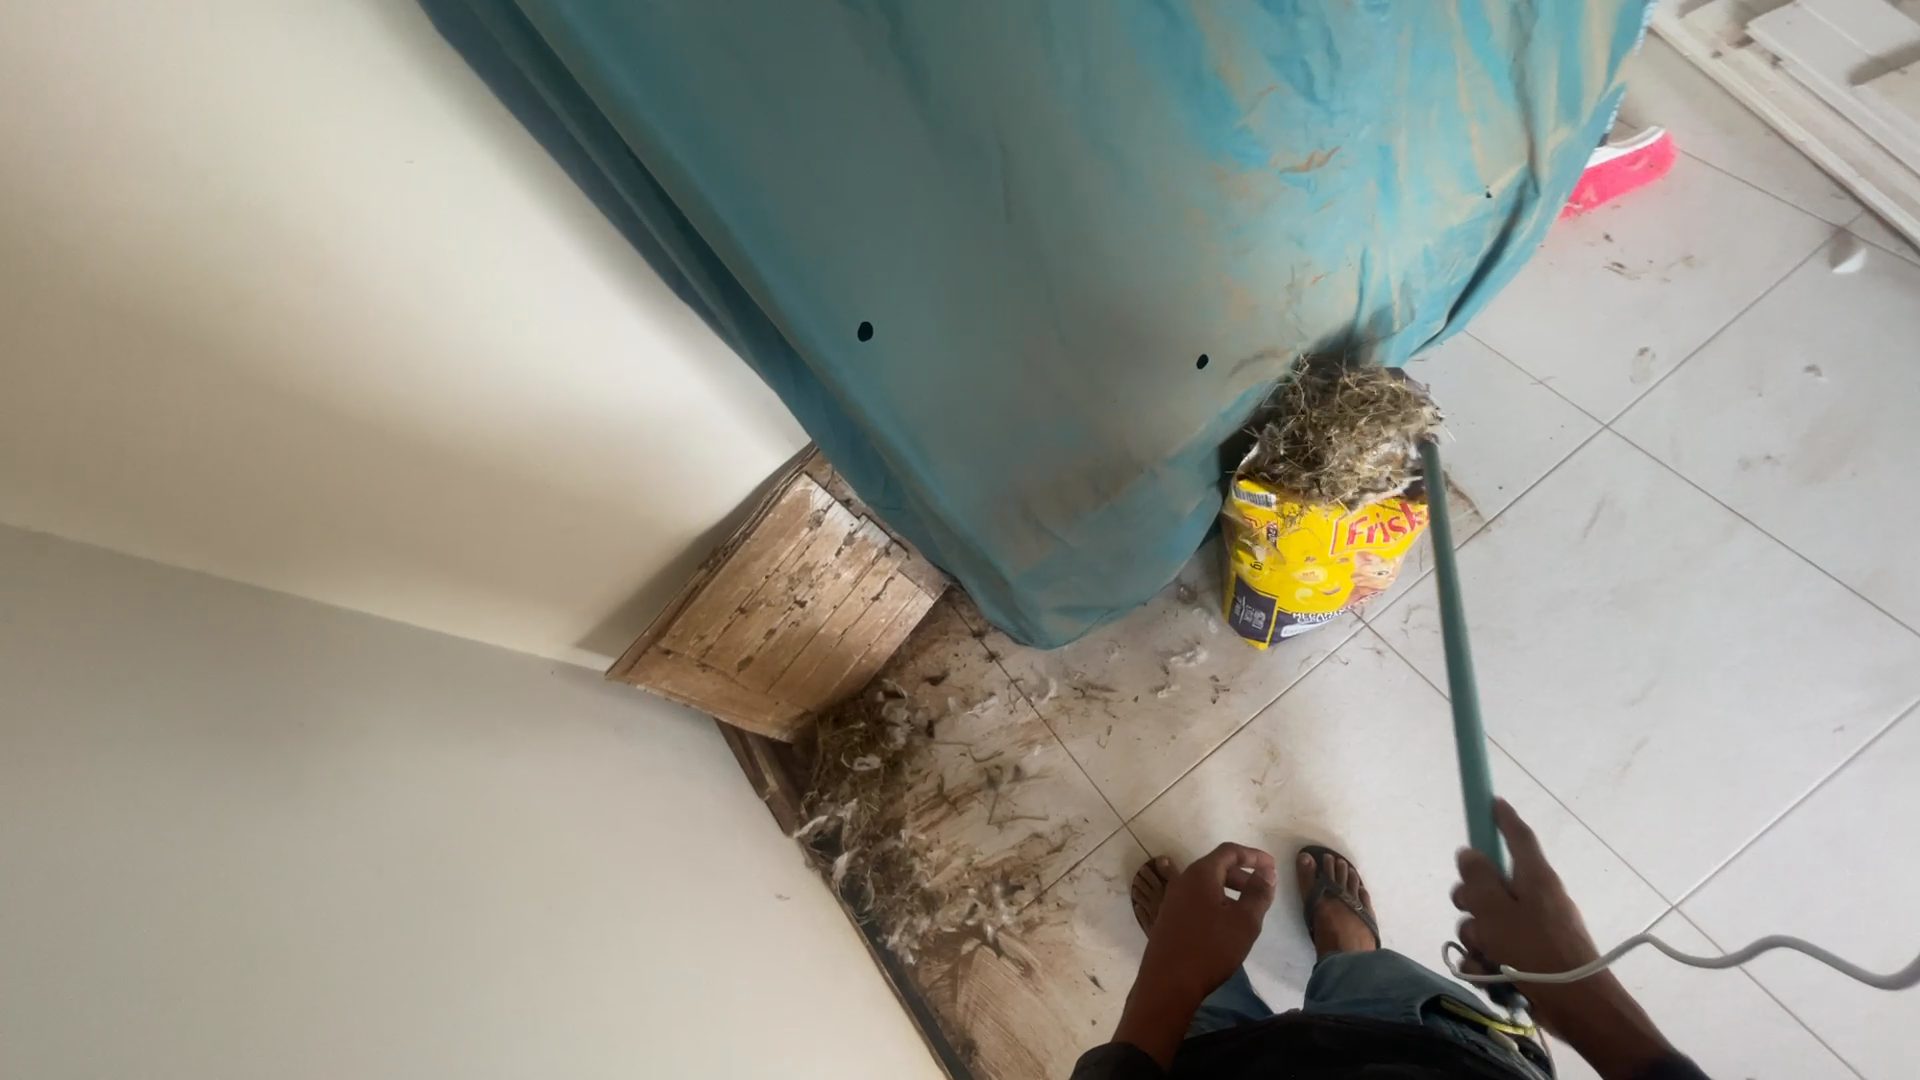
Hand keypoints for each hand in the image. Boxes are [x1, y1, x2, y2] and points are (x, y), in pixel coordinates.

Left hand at [1139, 842, 1279, 1003]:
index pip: (1229, 851)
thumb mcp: (1244, 922)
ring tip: (1249, 910)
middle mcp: (1184, 879)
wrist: (1168, 979)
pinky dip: (1216, 902)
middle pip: (1217, 866)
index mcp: (1201, 873)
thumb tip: (1267, 872)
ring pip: (1207, 884)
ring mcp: (1173, 897)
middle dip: (1243, 875)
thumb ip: (1258, 894)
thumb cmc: (1211, 948)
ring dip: (1230, 890)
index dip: (1253, 855)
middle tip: (1263, 891)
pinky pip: (1197, 898)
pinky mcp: (1170, 914)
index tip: (1272, 866)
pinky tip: (1226, 924)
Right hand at [1453, 800, 1675, 1078]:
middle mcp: (1536, 898)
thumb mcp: (1495, 909)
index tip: (1492, 800)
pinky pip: (1497, 947)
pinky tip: (1486, 972)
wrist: (1581, 1010)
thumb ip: (1477, 877)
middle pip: (1490, 883)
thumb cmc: (1536, 951)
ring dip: (1477, 934)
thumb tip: (1470, 852)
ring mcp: (1536, 929)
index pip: (1518, 837)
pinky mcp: (1533, 956)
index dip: (1503, 817)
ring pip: (1488, 918)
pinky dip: (1486, 959)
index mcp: (1534, 879)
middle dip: (1470, 898)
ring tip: (1484, 954)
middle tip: (1468, 910)